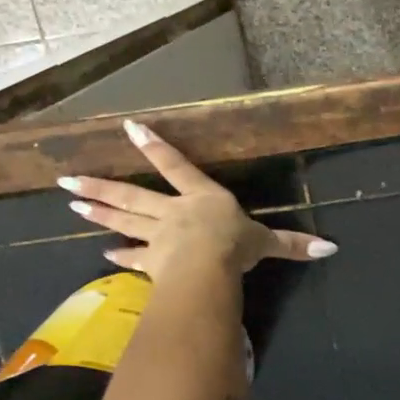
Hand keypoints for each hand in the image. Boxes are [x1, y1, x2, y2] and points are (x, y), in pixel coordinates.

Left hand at [59, 120, 336, 280]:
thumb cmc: (234, 246)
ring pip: (124, 221)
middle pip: (134, 196)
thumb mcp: (266, 242)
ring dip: (99, 212)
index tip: (129, 127)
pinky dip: (119, 257)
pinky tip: (104, 255)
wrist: (205, 272)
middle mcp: (175, 212)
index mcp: (203, 198)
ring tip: (72, 204)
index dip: (155, 147)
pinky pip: (133, 258)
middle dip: (102, 186)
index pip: (176, 166)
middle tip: (68, 179)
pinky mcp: (151, 263)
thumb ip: (294, 244)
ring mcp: (157, 237)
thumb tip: (332, 247)